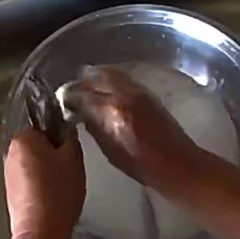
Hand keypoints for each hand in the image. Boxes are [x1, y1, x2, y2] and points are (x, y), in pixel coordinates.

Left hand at [3, 127, 84, 238]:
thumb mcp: (73, 158)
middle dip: (52, 151)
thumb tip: (66, 130)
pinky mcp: (11, 193)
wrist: (41, 233)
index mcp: (22, 138)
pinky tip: (53, 195)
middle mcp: (10, 153)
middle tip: (69, 164)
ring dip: (47, 168)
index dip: (59, 132)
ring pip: (33, 162)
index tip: (69, 145)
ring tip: (63, 183)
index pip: (42, 123)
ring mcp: (8, 174)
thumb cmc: (58, 192)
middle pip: (36, 143)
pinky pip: (29, 180)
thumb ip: (70, 137)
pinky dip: (40, 183)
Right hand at [61, 65, 212, 193]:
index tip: (63, 102)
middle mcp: (123, 95)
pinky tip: (106, 88)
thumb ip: (94, 128)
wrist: (177, 163)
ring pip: (110, 72)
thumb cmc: (142, 165)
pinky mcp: (147, 92)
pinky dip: (110, 79)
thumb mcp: (110, 151)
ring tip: (87, 85)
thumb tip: (82, 115)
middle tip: (73, 91)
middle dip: (81, 82)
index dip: (69, 97)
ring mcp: (137, 90)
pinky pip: (123, 78)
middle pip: (95, 77)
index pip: (81, 95)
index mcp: (111, 111)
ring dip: (95, 76)